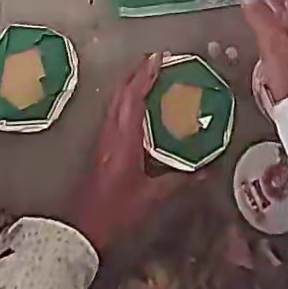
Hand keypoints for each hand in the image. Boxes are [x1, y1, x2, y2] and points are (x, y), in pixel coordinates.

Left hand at [67, 52, 179, 252]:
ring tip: (148, 76)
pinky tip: (137, 107)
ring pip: (115, 102)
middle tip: (155, 61)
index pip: (134, 97)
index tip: (159, 57)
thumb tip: (206, 171)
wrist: (81, 231)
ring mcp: (103, 140)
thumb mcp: (152, 196)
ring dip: (130, 85)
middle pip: (121, 94)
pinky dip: (126, 101)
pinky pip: (114, 114)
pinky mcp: (100, 148)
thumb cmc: (115, 211)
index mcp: (124, 138)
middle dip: (137, 73)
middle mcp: (110, 133)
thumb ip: (179, 181)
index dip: (146, 75)